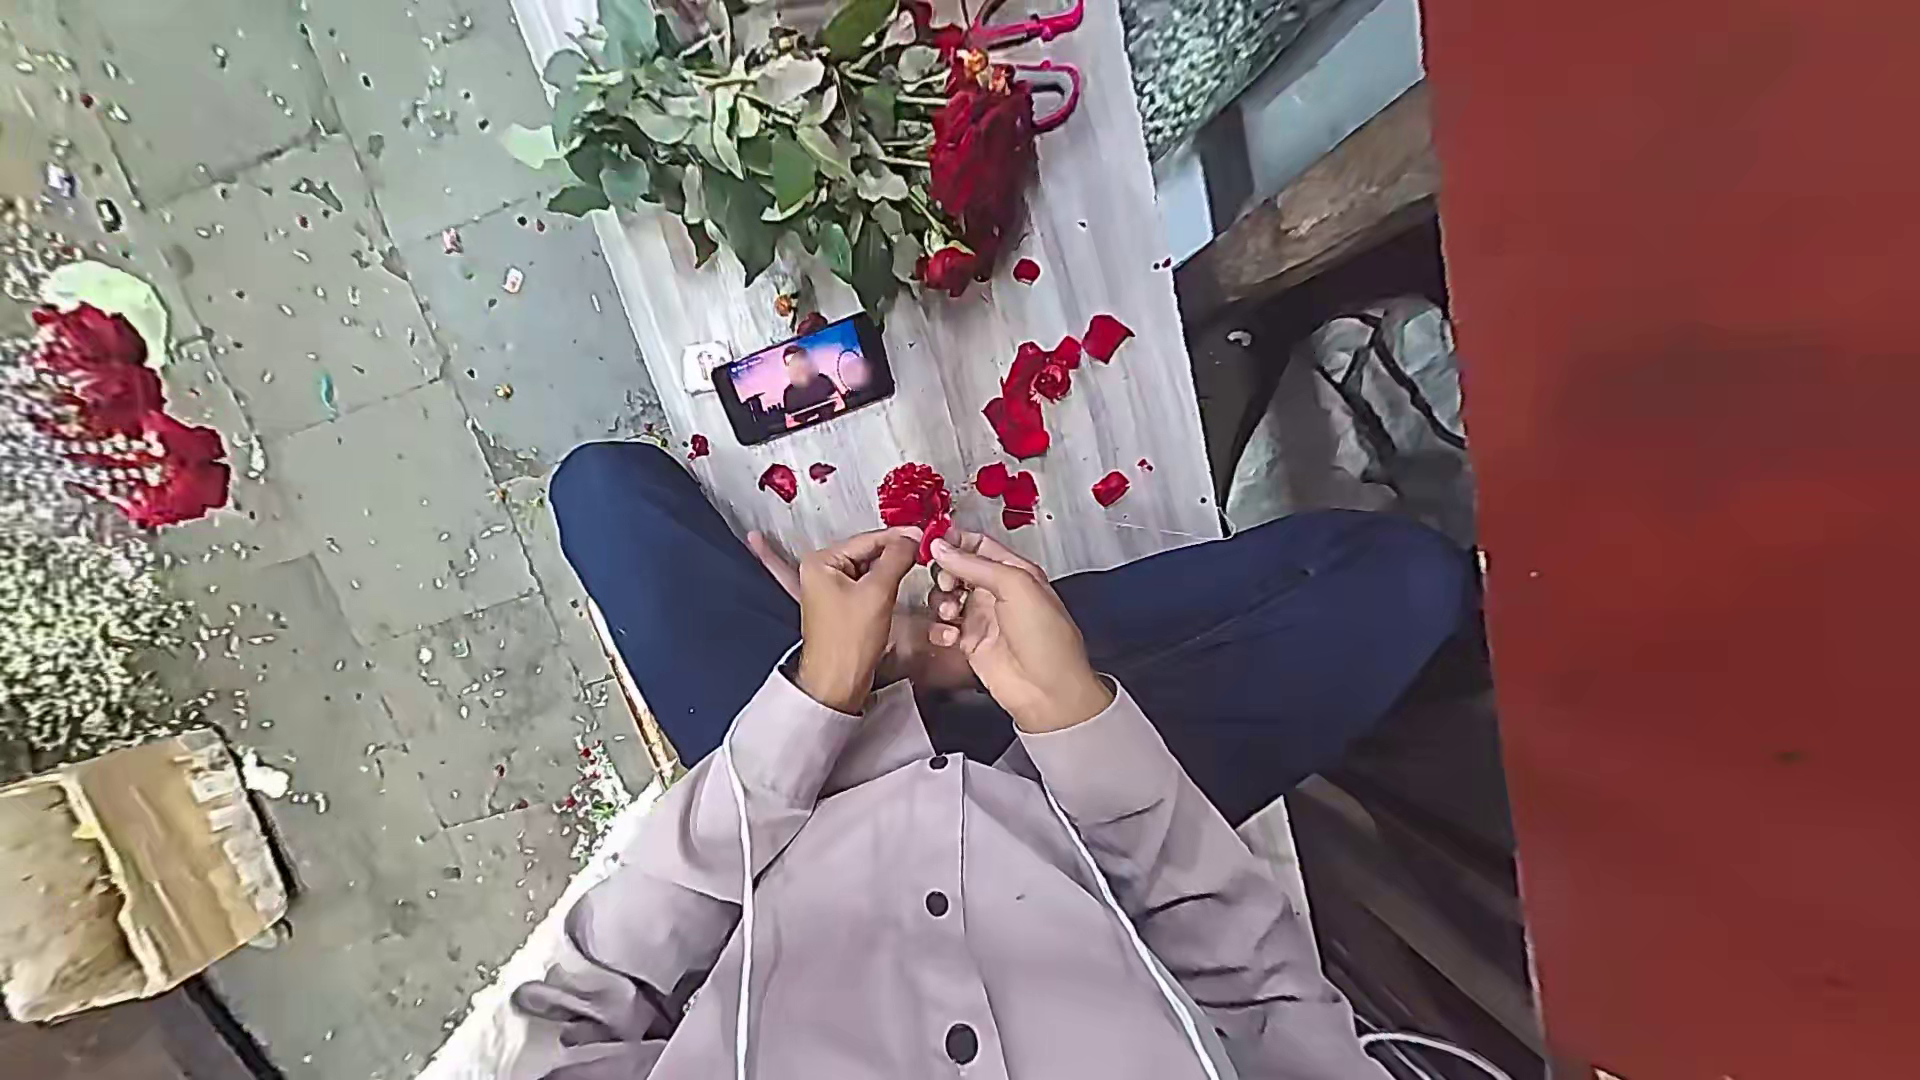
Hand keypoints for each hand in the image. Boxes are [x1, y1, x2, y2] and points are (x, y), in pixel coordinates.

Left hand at [749, 531, 974, 691]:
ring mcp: (832, 588)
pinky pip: (869, 583)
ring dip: (894, 567)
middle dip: (897, 551)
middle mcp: (822, 571)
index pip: (867, 538)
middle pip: (869, 551)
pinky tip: (902, 580)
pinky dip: (887, 581)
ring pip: (871, 567)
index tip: (923, 535)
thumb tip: (911, 538)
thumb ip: (896, 559)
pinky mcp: (844, 603)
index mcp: (821, 562)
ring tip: (918, 562)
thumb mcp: (877, 592)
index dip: (899, 536)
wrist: (838, 683)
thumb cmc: (848, 642)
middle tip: (924, 548)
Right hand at [927, 531, 1113, 732]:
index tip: (934, 543)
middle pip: (957, 568)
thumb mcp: (1015, 586)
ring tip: (951, 612)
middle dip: (945, 572)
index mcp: (1014, 571)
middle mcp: (997, 591)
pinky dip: (940, 629)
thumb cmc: (1047, 639)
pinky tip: (951, 636)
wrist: (1047, 690)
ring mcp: (982, 617)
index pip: (978, 544)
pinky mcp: (970, 642)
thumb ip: (975, 564)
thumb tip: (942, 547)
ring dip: (941, 601)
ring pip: (945, 596)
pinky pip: (942, 627)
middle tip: (947, 582)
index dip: (954, 541)